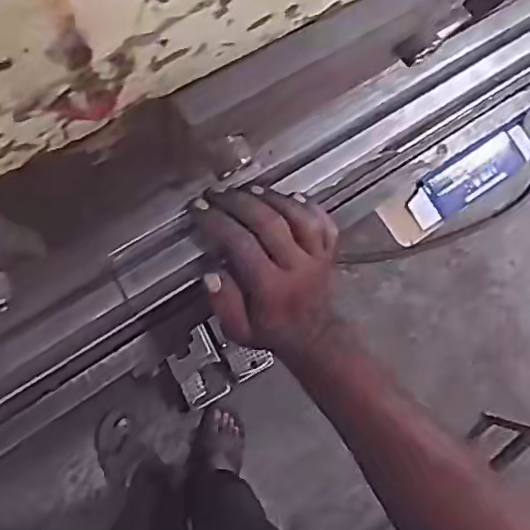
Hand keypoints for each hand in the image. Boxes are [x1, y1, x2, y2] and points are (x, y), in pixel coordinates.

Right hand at [191, 188, 340, 358]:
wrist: (316, 340)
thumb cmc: (274, 332)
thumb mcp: (239, 331)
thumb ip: (223, 303)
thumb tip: (211, 274)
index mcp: (271, 288)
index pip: (241, 244)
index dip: (217, 222)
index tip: (200, 209)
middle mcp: (297, 268)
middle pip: (269, 222)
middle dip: (238, 202)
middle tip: (218, 193)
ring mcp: (317, 257)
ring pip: (297, 216)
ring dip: (271, 197)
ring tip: (247, 189)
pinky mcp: (330, 251)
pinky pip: (322, 221)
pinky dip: (306, 205)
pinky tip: (289, 195)